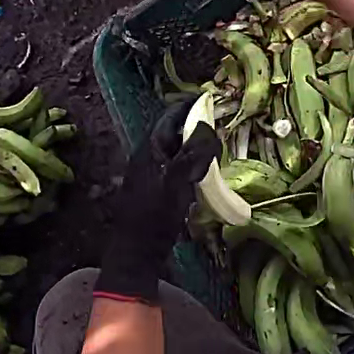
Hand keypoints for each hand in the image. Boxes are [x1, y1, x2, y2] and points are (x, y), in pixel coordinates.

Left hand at [97, 99, 221, 302]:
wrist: (136, 253)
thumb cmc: (154, 216)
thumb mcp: (177, 182)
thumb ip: (193, 153)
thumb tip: (208, 126)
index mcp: (149, 149)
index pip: (170, 117)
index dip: (189, 106)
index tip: (210, 100)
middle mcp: (147, 156)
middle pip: (173, 132)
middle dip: (194, 127)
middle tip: (217, 128)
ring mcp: (150, 173)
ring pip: (175, 150)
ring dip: (193, 147)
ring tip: (214, 150)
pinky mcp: (154, 188)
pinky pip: (175, 167)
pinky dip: (190, 165)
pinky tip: (202, 175)